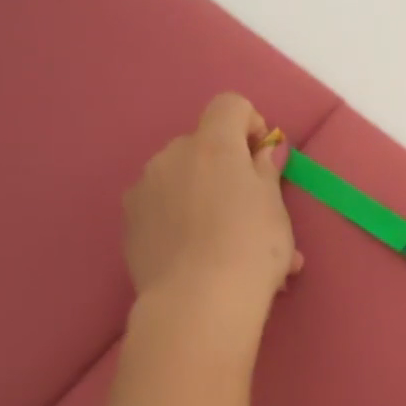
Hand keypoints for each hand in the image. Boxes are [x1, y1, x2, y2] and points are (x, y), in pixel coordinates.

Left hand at [122, 93, 303, 322]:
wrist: (198, 300)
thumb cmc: (252, 246)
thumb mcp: (276, 207)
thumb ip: (266, 173)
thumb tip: (264, 154)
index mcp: (213, 146)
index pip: (230, 105)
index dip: (251, 124)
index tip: (264, 157)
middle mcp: (171, 157)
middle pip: (203, 144)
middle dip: (226, 165)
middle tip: (251, 206)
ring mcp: (143, 189)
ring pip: (182, 178)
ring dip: (205, 194)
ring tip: (229, 240)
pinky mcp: (129, 222)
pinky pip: (164, 207)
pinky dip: (183, 219)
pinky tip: (201, 254)